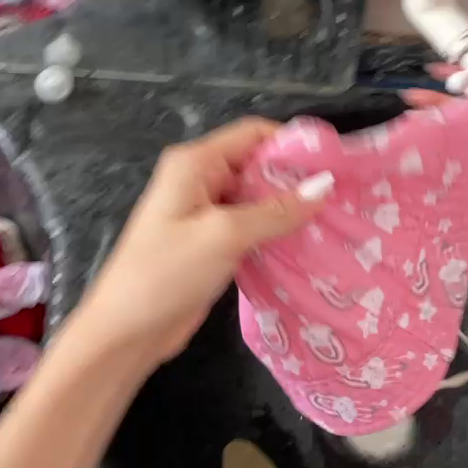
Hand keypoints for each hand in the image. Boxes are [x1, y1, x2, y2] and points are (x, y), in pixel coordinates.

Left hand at [66, 119, 329, 368]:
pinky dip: (276, 234)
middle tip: (342, 199)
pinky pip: (252, 228)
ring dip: (289, 210)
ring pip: (258, 200)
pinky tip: (307, 246)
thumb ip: (276, 210)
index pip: (253, 135)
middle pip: (258, 166)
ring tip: (333, 223)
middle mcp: (200, 180)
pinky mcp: (212, 244)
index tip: (335, 164)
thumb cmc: (166, 273)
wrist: (126, 332)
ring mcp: (205, 214)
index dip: (293, 145)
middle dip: (296, 180)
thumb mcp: (224, 235)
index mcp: (195, 163)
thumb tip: (325, 184)